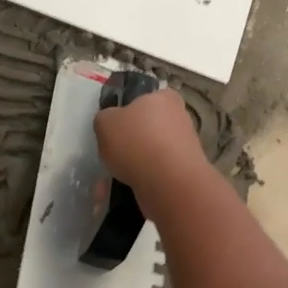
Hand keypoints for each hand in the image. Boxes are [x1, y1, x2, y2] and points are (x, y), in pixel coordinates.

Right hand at [93, 89, 210, 205]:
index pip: (143, 98)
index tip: (112, 127)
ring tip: (108, 182)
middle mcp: (178, 118)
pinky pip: (153, 174)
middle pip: (144, 129)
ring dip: (127, 167)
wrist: (168, 183)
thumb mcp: (105, 122)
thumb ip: (105, 118)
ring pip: (146, 155)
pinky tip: (121, 190)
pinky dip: (137, 181)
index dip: (125, 111)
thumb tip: (111, 124)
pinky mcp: (182, 172)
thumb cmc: (135, 142)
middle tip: (108, 156)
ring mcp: (183, 146)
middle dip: (125, 145)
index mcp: (164, 97)